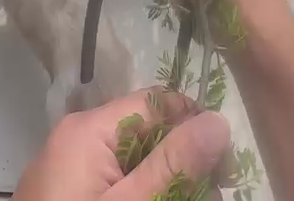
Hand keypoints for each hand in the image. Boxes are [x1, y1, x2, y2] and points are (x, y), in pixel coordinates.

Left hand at [14, 86, 230, 200]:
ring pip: (137, 167)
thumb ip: (173, 166)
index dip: (196, 127)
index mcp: (89, 129)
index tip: (225, 169)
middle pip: (150, 137)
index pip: (158, 103)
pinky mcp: (68, 199)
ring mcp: (71, 173)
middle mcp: (79, 140)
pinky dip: (142, 198)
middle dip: (184, 168)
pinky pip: (116, 187)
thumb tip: (219, 120)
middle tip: (211, 200)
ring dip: (168, 188)